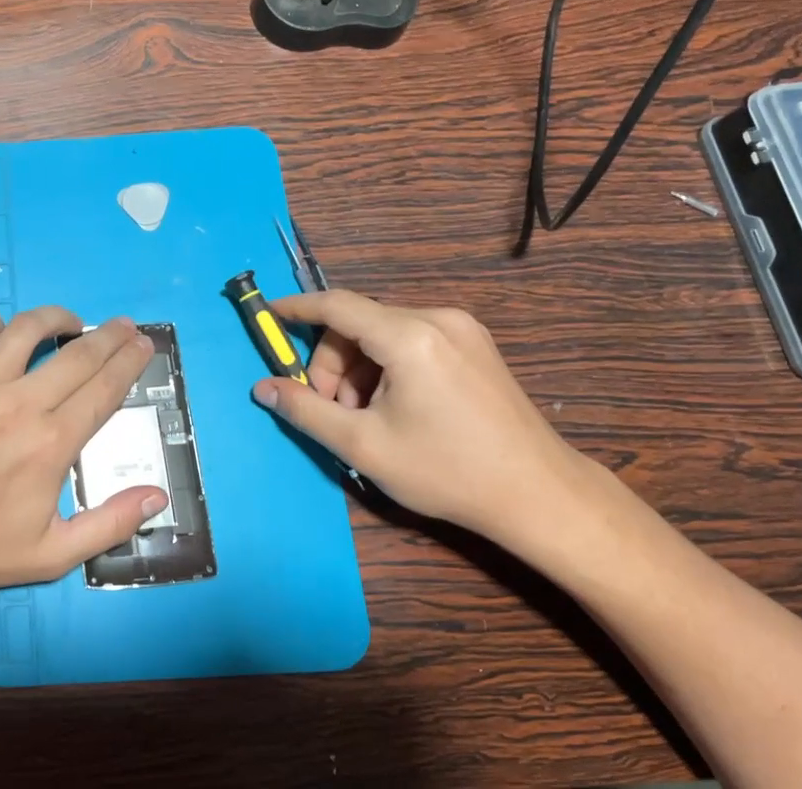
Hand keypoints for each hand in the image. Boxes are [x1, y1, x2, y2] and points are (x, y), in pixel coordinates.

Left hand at [0, 308, 166, 596]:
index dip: (129, 363)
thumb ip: (110, 523)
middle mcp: (19, 403)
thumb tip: (158, 494)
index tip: (144, 345)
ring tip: (70, 321)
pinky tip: (1, 328)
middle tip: (125, 327)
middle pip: (77, 355)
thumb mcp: (53, 554)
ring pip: (24, 330)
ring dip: (54, 317)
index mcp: (51, 443)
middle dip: (109, 336)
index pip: (104, 389)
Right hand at [252, 290, 594, 545]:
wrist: (540, 495)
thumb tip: (261, 388)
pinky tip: (393, 409)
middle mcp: (437, 319)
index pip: (336, 306)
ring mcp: (462, 330)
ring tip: (364, 418)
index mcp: (409, 337)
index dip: (296, 309)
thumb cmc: (447, 470)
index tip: (267, 315)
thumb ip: (305, 410)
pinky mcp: (475, 346)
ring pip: (383, 334)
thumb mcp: (363, 446)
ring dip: (358, 370)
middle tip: (332, 411)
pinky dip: (387, 368)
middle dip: (332, 365)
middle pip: (358, 323)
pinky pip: (411, 341)